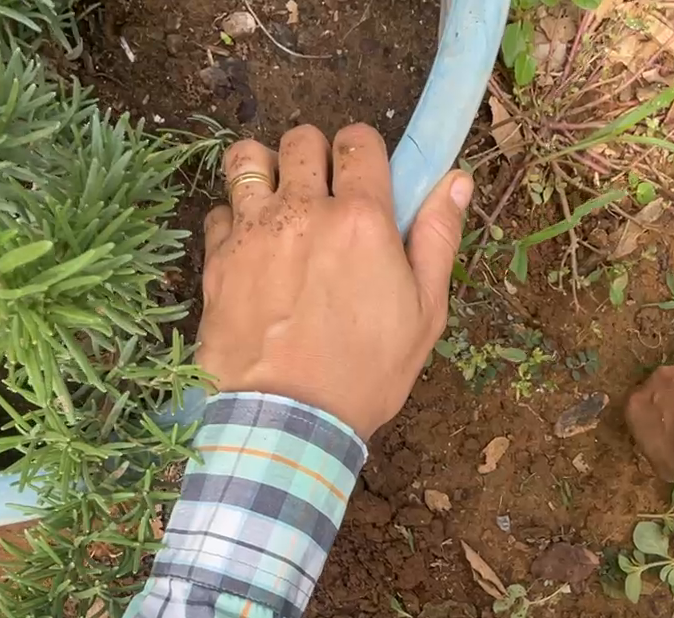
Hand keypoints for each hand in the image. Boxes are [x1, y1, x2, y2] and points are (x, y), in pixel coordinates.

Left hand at [196, 124, 473, 438]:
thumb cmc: (366, 374)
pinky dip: (234, 222)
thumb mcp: (424, 316)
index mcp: (361, 219)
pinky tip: (251, 252)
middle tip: (323, 200)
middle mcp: (302, 210)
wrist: (290, 422)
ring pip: (247, 158)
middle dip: (317, 159)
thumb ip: (438, 241)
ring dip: (265, 171)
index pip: (360, 140)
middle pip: (302, 139)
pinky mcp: (217, 261)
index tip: (366, 180)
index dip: (365, 154)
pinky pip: (219, 212)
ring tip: (277, 206)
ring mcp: (252, 233)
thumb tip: (456, 181)